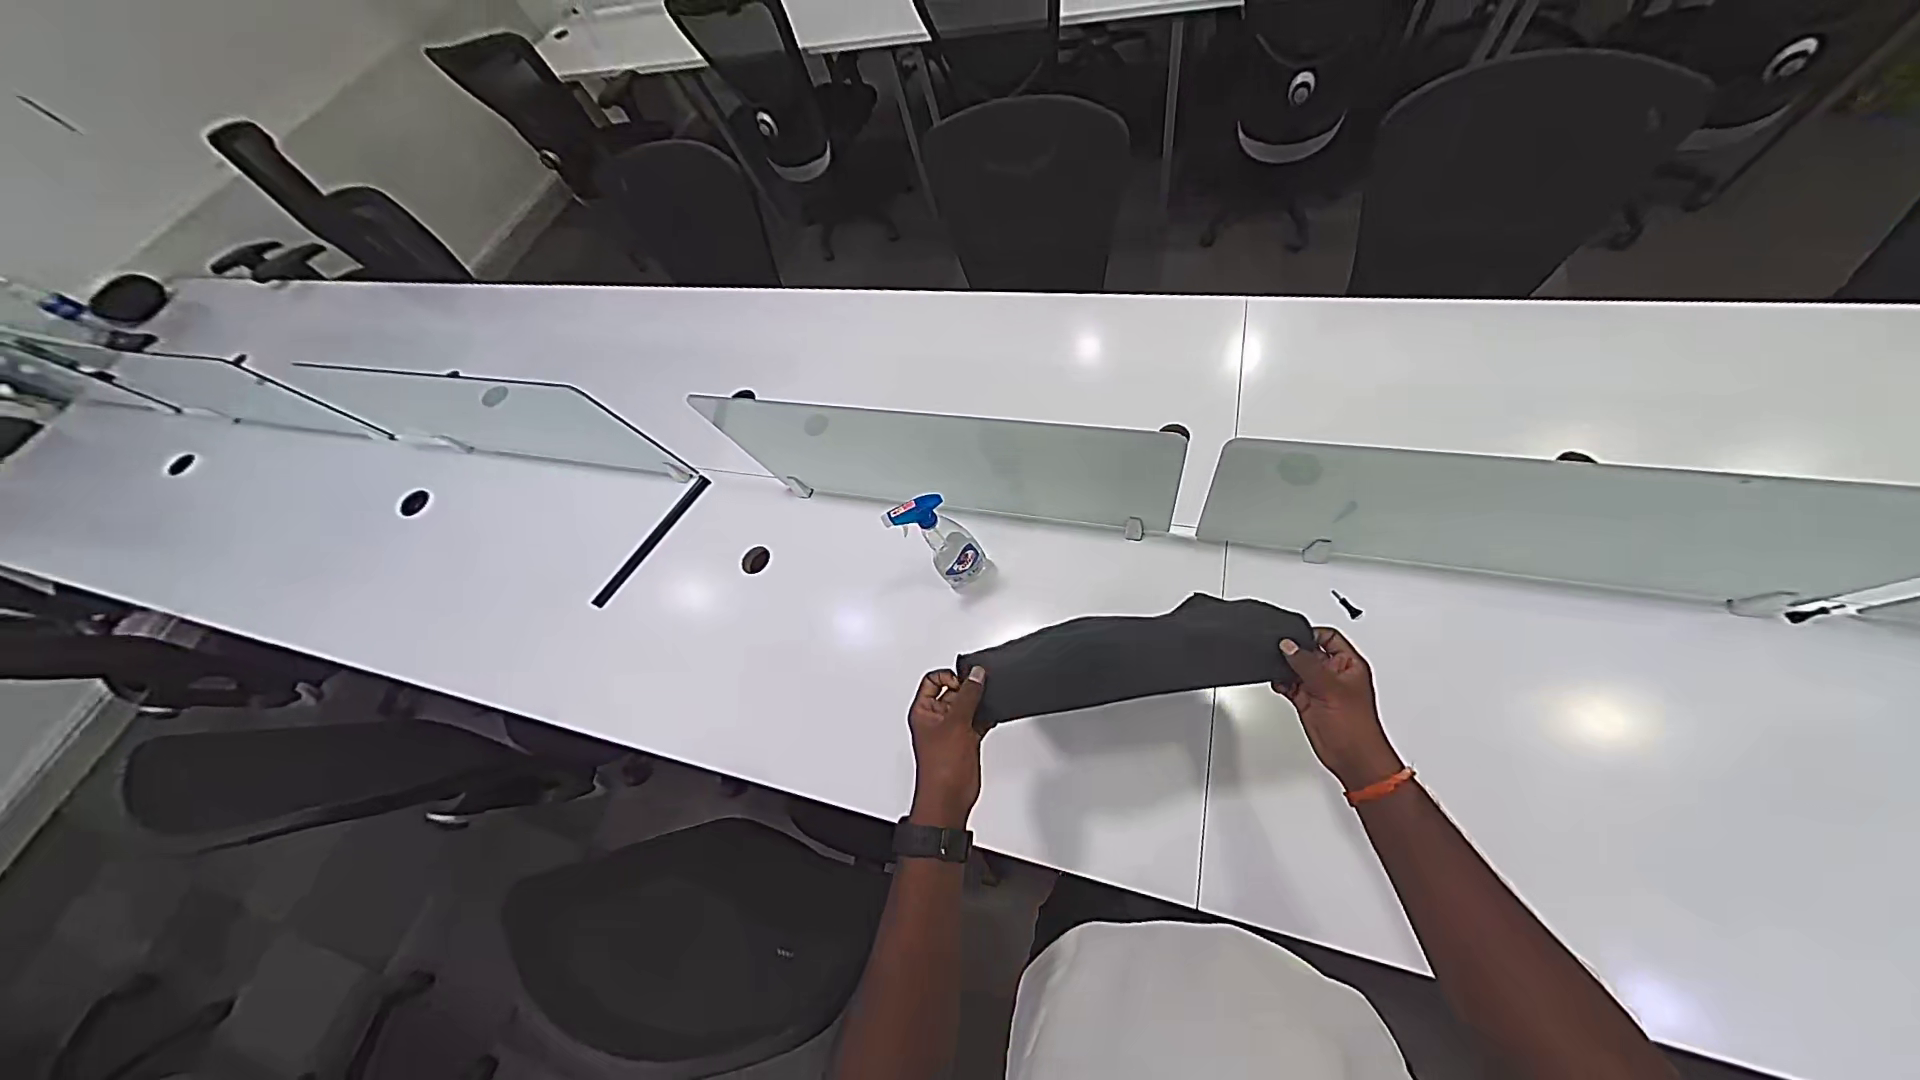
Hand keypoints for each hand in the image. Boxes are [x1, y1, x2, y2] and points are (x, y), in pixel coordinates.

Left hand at [907, 667, 986, 827]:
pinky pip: (976, 720)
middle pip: (952, 691)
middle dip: (967, 689)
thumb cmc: (940, 768)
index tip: (963, 681)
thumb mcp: (955, 723)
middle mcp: (936, 718)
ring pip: (966, 706)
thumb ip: (967, 696)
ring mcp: (951, 729)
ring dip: (977, 702)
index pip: (932, 680)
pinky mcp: (966, 740)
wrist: (950, 798)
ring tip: (987, 702)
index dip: (948, 676)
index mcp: (923, 711)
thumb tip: (976, 675)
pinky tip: (991, 715)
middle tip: (979, 690)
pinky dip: (985, 717)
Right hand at [1275, 629, 1404, 791]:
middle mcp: (1333, 674)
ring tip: (1278, 669)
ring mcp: (1319, 687)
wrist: (1352, 758)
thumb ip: (1307, 664)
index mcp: (1348, 665)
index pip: (1328, 636)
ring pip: (1296, 667)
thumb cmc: (1357, 728)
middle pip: (1309, 651)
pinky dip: (1281, 682)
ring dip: (1285, 667)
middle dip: (1293, 651)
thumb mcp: (1330, 688)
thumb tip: (1289, 645)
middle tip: (1280, 652)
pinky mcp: (1307, 700)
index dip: (1310, 633)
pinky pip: (1289, 684)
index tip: (1291, 635)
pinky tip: (1279, 683)